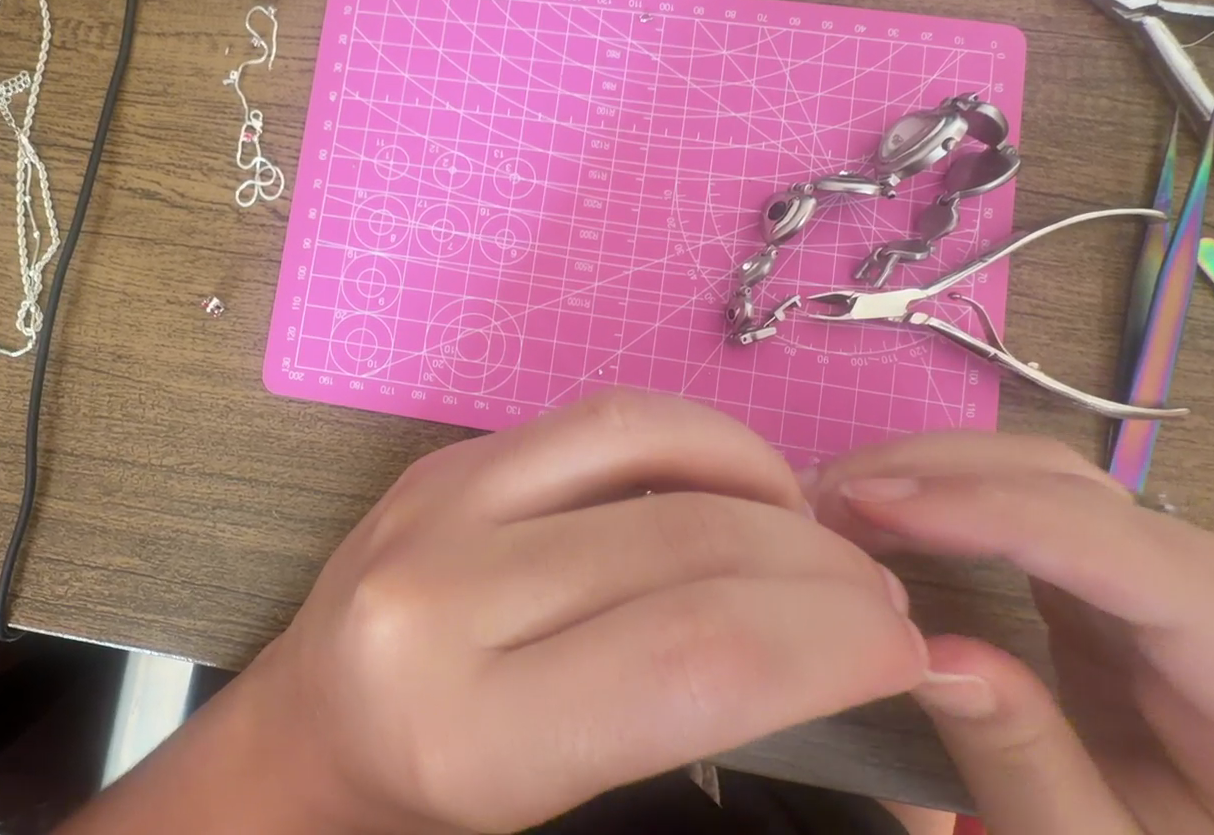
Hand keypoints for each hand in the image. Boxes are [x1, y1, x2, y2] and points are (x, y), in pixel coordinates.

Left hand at [197, 391, 925, 833]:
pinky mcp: (441, 458)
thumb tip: (853, 662)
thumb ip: (695, 718)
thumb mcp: (560, 793)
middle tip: (877, 597)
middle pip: (681, 546)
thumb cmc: (434, 793)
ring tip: (808, 529)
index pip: (696, 658)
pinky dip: (686, 436)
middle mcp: (443, 594)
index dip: (832, 643)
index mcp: (471, 729)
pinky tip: (723, 482)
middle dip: (818, 568)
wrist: (307, 726)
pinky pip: (589, 420)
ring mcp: (435, 503)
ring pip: (637, 441)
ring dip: (758, 477)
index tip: (905, 649)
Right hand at [806, 433, 1213, 833]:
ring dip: (935, 472)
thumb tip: (928, 655)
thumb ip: (1026, 764)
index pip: (1145, 564)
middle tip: (827, 498)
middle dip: (946, 475)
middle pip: (1091, 496)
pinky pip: (1030, 510)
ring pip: (1055, 482)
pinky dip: (945, 494)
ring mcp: (1170, 587)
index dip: (1003, 516)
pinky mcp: (1116, 586)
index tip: (872, 506)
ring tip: (837, 495)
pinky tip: (883, 510)